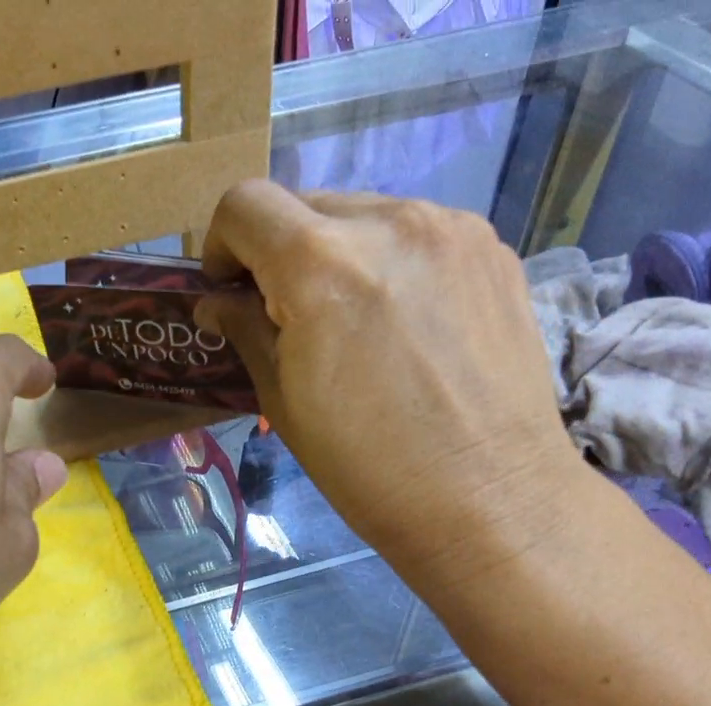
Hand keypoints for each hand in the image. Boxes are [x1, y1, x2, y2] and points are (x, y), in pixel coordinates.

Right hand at [194, 180, 587, 585]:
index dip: (223, 245)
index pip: (244, 204)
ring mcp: (450, 229)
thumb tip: (218, 301)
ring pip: (364, 215)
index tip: (232, 291)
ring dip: (339, 254)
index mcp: (320, 264)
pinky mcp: (492, 249)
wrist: (489, 497)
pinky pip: (417, 234)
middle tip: (290, 316)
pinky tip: (408, 325)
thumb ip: (245, 330)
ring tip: (357, 323)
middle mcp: (388, 222)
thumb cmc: (367, 465)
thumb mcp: (283, 401)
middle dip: (280, 252)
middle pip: (304, 205)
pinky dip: (392, 263)